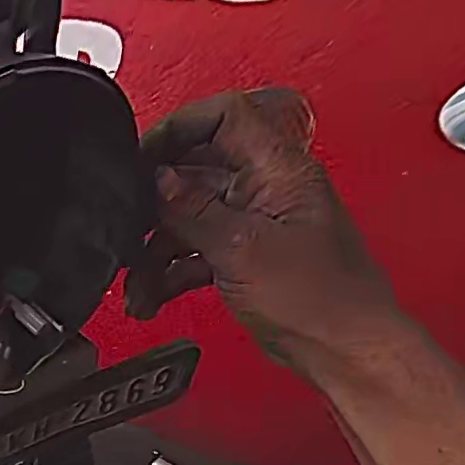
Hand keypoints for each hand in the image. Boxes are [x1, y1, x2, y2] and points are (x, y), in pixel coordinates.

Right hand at [126, 88, 408, 380]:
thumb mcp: (242, 248)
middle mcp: (262, 189)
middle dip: (154, 204)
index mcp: (276, 170)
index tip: (140, 157)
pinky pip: (190, 254)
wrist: (338, 346)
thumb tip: (157, 180)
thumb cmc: (317, 297)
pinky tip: (151, 298)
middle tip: (125, 226)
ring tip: (137, 285)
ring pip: (185, 221)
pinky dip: (167, 276)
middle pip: (193, 174)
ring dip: (154, 253)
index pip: (223, 118)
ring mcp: (249, 223)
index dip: (177, 129)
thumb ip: (194, 211)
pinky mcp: (238, 256)